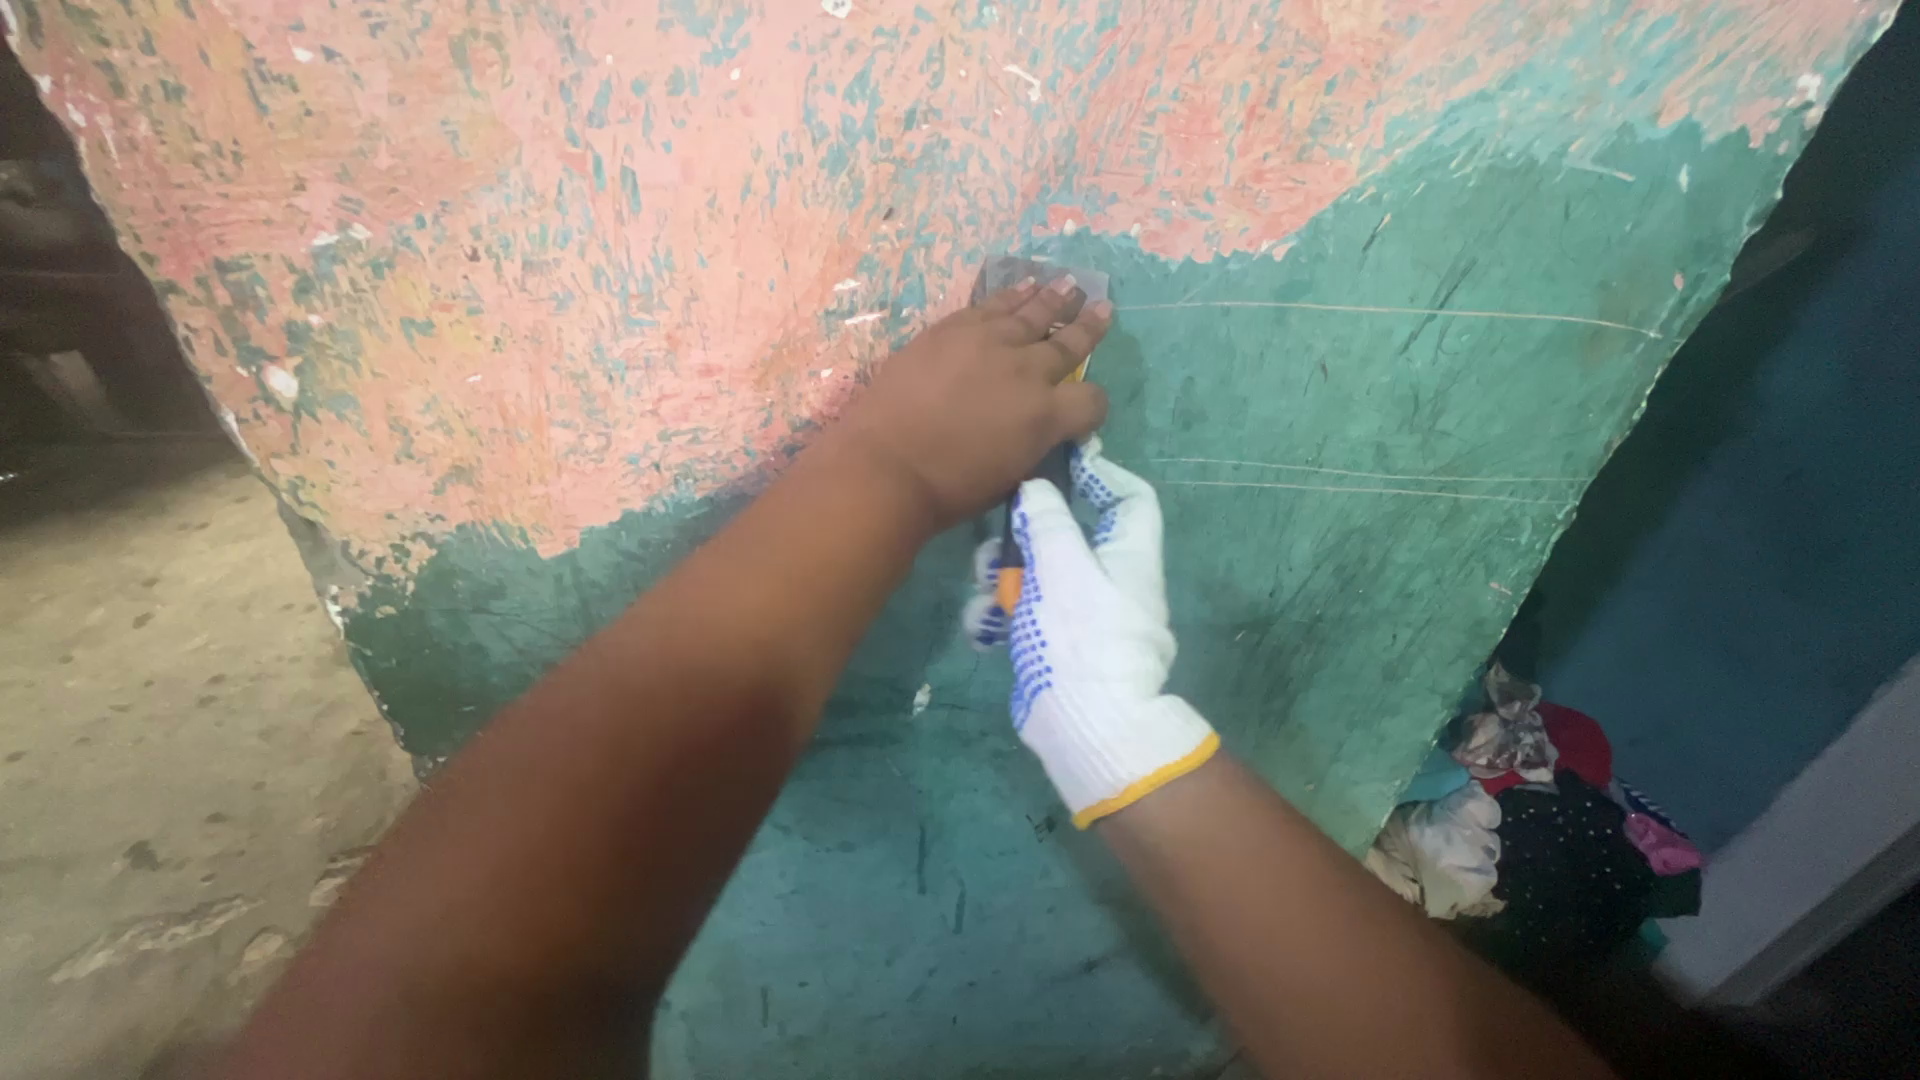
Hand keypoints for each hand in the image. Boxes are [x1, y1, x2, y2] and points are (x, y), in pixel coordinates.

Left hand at [832, 275, 1111, 528]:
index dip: (1093, 407)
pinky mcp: (952, 329)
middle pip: (1068, 343)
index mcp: (1045, 416)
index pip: (1091, 401)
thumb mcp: (1009, 478)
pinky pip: (991, 305)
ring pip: (1031, 313)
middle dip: (1089, 327)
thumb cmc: (947, 489)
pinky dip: (1011, 296)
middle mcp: (1026, 370)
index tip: (1085, 410)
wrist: (886, 466)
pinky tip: (1021, 288)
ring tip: (1068, 285)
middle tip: (1102, 309)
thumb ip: (1031, 445)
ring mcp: (988, 342)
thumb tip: (1035, 429)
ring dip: (1053, 299)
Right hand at [1001, 438, 1218, 826]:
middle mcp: (1110, 582)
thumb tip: (1037, 488)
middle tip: (994, 547)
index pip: (1130, 499)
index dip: (1101, 476)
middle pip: (1069, 537)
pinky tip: (985, 630)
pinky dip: (1005, 619)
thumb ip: (1047, 521)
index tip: (1058, 465)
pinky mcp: (1057, 646)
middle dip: (1025, 539)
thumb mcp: (1060, 568)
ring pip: (1039, 577)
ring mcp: (1084, 617)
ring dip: (1005, 581)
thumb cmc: (1079, 637)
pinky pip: (1028, 616)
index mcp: (1128, 557)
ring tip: (985, 596)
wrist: (1085, 726)